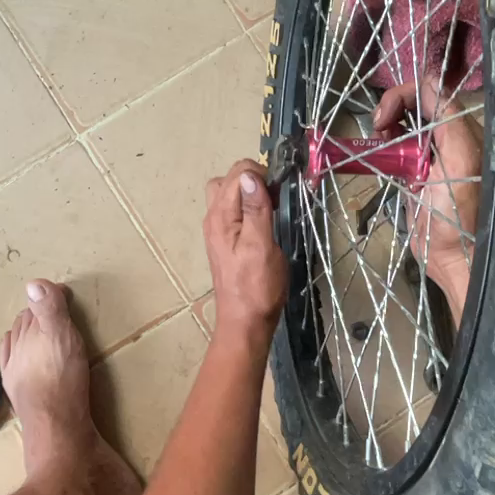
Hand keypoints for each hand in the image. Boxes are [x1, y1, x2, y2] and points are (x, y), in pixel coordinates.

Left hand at [204, 158, 286, 342]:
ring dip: (250, 192)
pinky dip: (248, 206)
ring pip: (229, 192)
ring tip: (271, 208)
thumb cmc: (257, 286)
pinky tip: (264, 221)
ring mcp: (217, 228)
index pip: (238, 173)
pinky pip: (233, 209)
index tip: (280, 193)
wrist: (245, 321)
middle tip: (277, 199)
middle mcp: (214, 217)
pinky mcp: (225, 238)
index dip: (262, 175)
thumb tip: (250, 175)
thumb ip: (256, 209)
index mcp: (221, 216)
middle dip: (255, 179)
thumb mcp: (261, 246)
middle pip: (229, 179)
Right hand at [373, 77, 481, 311]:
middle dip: (391, 108)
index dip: (404, 96)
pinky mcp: (415, 173)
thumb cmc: (460, 213)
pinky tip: (377, 152)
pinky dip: (382, 145)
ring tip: (376, 141)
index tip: (382, 118)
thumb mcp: (461, 162)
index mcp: (464, 131)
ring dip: (385, 126)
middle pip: (415, 103)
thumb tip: (429, 79)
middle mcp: (448, 138)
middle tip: (376, 128)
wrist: (451, 258)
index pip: (432, 92)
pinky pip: (396, 147)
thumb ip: (450, 119)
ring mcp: (430, 156)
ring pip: (403, 123)